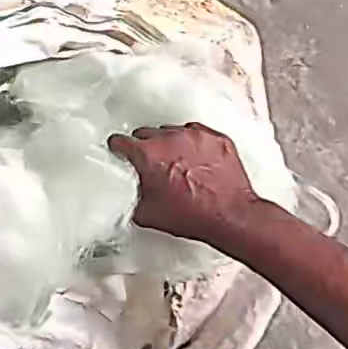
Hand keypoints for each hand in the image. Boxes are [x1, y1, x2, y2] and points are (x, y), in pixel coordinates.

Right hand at [107, 123, 265, 245]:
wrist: (229, 217)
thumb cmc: (193, 215)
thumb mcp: (147, 214)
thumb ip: (131, 196)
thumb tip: (128, 194)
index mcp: (148, 154)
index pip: (121, 141)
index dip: (118, 149)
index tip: (120, 151)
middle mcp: (170, 139)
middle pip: (146, 133)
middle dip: (145, 147)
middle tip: (152, 165)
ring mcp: (195, 136)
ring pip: (172, 131)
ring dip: (170, 144)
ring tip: (177, 165)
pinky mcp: (215, 138)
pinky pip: (197, 133)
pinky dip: (193, 144)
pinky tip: (195, 161)